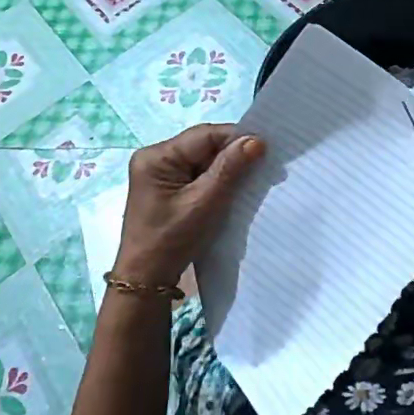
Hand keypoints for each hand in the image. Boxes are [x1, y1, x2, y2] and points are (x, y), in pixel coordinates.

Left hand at [113, 124, 264, 287]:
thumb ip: (230, 168)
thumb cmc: (173, 239)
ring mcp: (161, 173)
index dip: (236, 139)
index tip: (266, 150)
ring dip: (228, 167)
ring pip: (204, 159)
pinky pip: (199, 173)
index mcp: (157, 157)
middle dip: (233, 154)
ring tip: (251, 178)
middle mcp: (156, 158)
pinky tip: (233, 188)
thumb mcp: (205, 202)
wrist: (148, 279)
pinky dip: (218, 179)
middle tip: (263, 165)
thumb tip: (257, 140)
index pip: (205, 135)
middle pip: (204, 145)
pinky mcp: (168, 187)